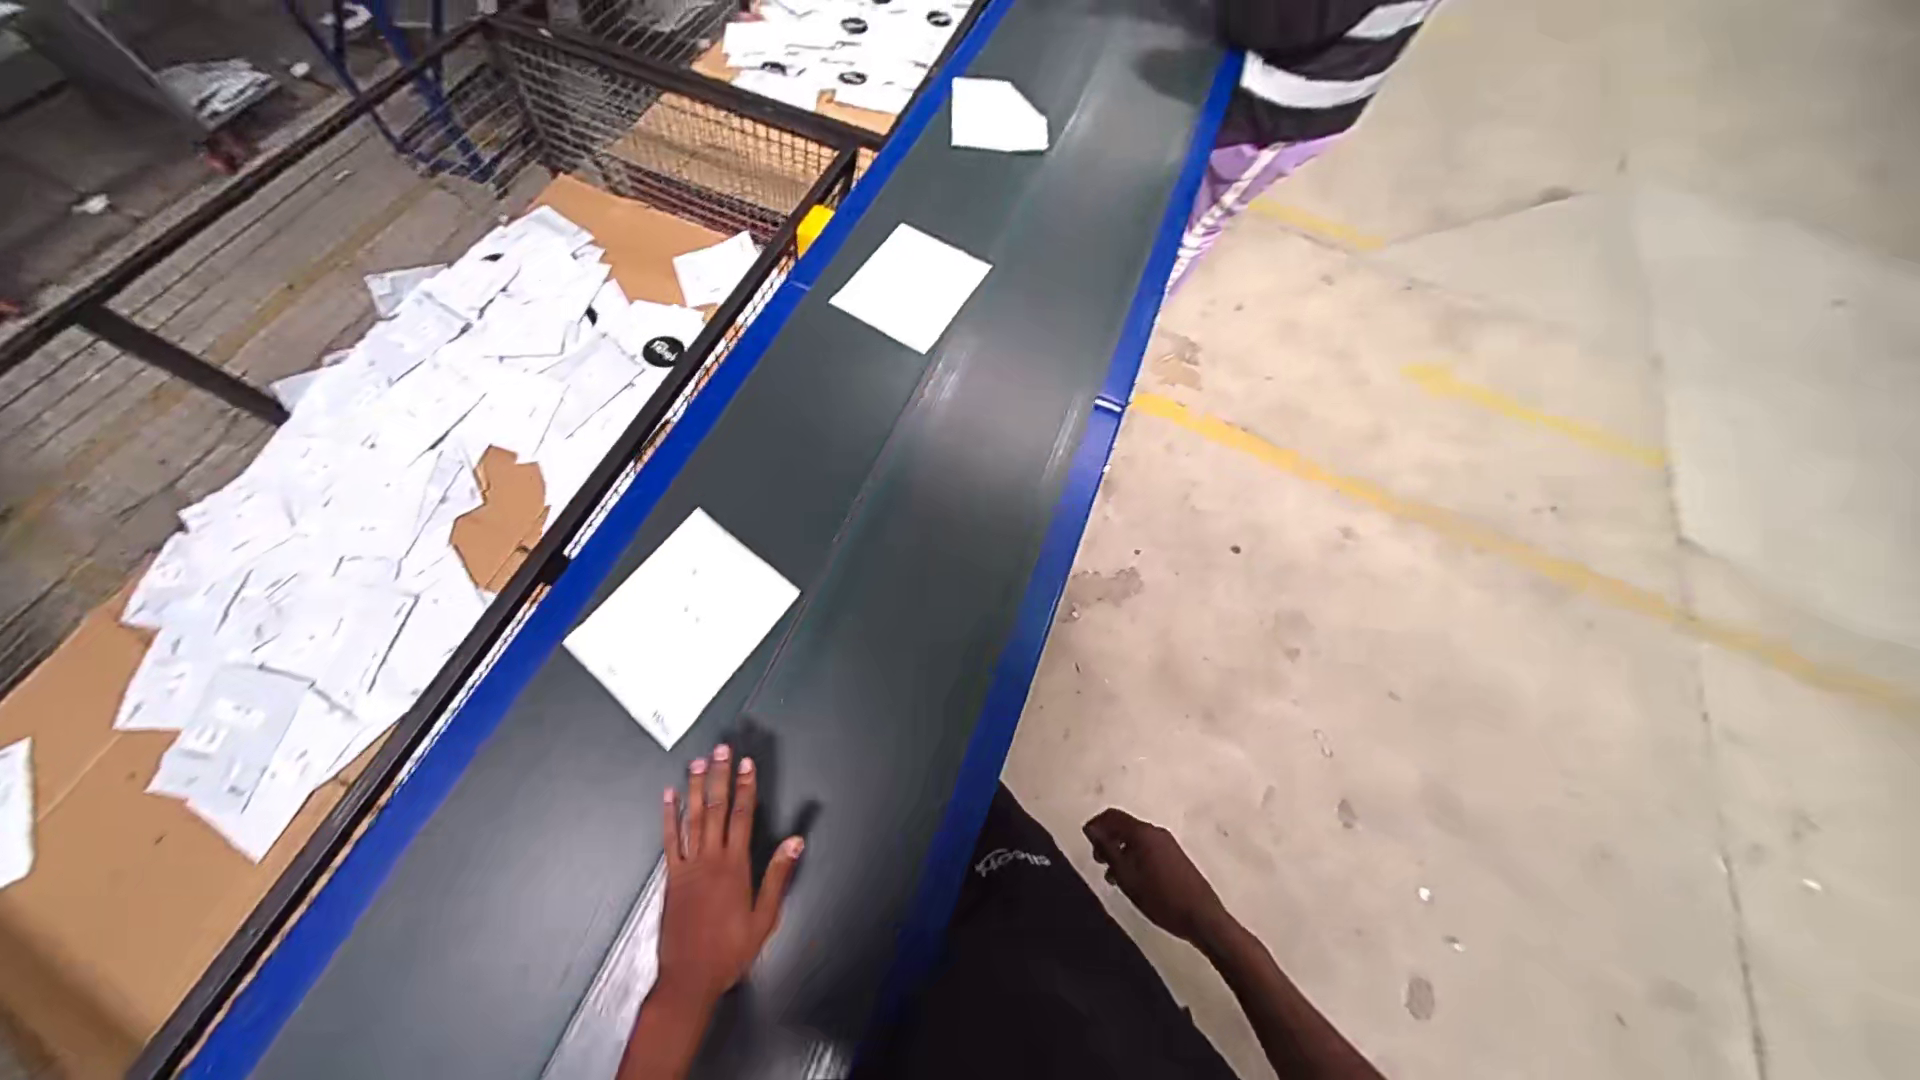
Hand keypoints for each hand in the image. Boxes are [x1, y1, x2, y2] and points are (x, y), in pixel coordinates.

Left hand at [656, 744, 803, 1008]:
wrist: (688, 979)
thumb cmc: (731, 950)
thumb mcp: (765, 917)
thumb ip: (778, 876)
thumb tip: (796, 841)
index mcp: (735, 866)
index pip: (743, 816)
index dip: (746, 787)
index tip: (747, 763)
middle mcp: (710, 859)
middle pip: (717, 809)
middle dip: (721, 776)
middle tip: (721, 749)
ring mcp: (688, 866)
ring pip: (693, 818)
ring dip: (697, 788)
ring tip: (698, 762)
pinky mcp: (671, 877)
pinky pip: (670, 841)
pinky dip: (669, 816)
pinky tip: (669, 796)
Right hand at [1084, 808, 1231, 945]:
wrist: (1202, 918)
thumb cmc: (1160, 898)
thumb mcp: (1126, 876)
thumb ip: (1107, 849)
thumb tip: (1092, 829)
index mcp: (1142, 832)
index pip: (1113, 816)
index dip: (1096, 825)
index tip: (1086, 841)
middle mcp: (1155, 832)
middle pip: (1124, 826)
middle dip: (1108, 839)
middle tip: (1098, 861)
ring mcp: (1168, 843)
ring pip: (1136, 839)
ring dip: (1121, 851)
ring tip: (1113, 876)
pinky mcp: (1175, 856)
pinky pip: (1148, 848)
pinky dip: (1134, 857)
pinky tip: (1132, 879)